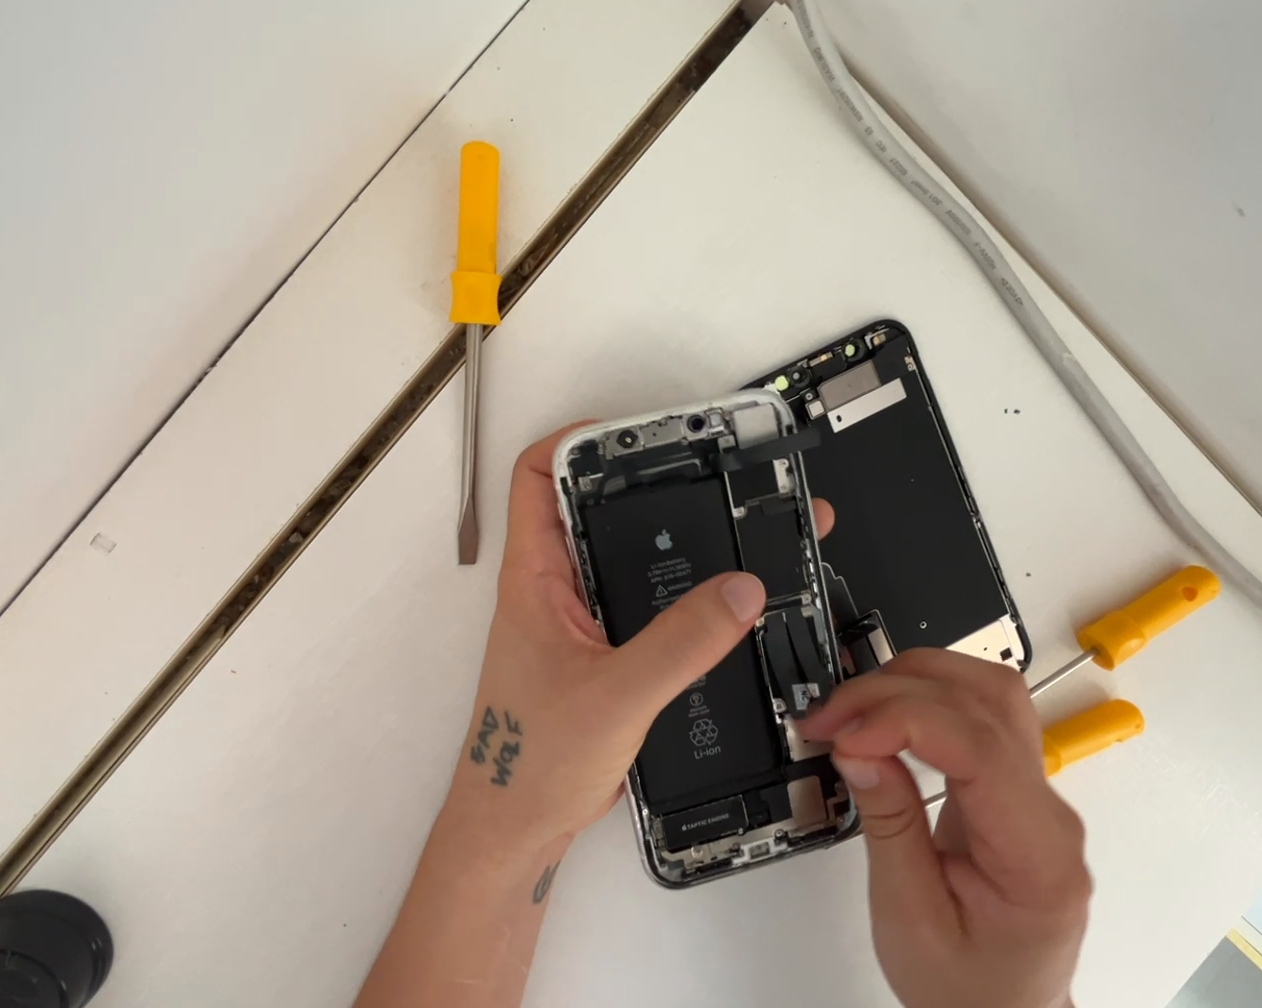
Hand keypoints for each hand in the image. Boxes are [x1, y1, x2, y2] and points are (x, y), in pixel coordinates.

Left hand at [437, 424, 833, 862]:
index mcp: (535, 575)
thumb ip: (681, 643)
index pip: (536, 476)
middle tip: (705, 469)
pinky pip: (642, 598)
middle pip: (593, 506)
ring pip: (623, 555)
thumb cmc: (534, 761)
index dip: (577, 441)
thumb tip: (742, 590)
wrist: (518, 827)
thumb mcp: (615, 695)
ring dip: (669, 538)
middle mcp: (555, 585)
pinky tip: (720, 592)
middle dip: (645, 483)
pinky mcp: (603, 647)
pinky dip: (678, 586)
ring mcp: (579, 616)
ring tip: (728, 520)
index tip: (636, 434)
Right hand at [798, 650, 1089, 1007]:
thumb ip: (888, 825)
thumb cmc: (961, 988)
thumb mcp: (909, 918)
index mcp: (1037, 858)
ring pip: (985, 688)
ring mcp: (1037, 790)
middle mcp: (1049, 812)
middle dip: (895, 692)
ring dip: (909, 680)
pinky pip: (975, 710)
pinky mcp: (1011, 780)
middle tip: (829, 718)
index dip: (905, 721)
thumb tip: (857, 747)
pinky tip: (881, 712)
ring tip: (851, 710)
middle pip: (984, 702)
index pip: (982, 748)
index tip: (842, 737)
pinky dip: (920, 693)